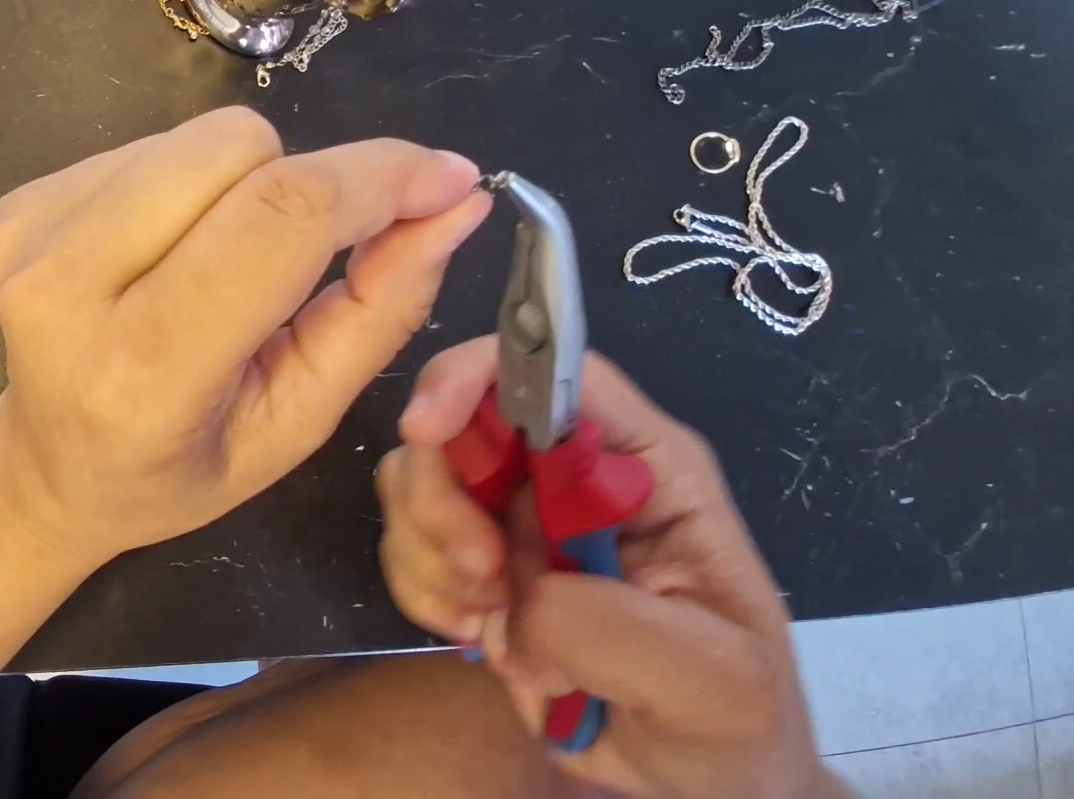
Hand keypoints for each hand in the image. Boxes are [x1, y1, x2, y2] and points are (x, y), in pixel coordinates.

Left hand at [0, 106, 489, 566]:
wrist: (46, 464)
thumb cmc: (176, 468)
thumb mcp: (295, 421)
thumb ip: (380, 312)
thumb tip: (452, 206)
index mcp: (143, 367)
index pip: (277, 221)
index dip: (378, 180)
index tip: (446, 180)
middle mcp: (67, 284)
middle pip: (236, 149)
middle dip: (302, 185)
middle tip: (295, 260)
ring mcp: (32, 233)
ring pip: (196, 137)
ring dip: (241, 185)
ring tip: (218, 264)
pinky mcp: (20, 203)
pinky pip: (148, 146)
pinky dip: (186, 186)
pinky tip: (165, 254)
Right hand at [376, 337, 849, 798]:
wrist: (685, 783)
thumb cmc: (728, 724)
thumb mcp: (716, 684)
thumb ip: (619, 627)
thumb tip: (512, 595)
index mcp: (636, 462)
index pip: (548, 372)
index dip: (473, 375)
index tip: (423, 429)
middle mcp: (559, 468)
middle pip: (456, 424)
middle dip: (441, 499)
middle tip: (483, 577)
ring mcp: (505, 508)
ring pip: (413, 478)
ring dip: (428, 552)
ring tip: (489, 620)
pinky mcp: (465, 551)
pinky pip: (401, 538)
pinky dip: (418, 586)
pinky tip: (472, 630)